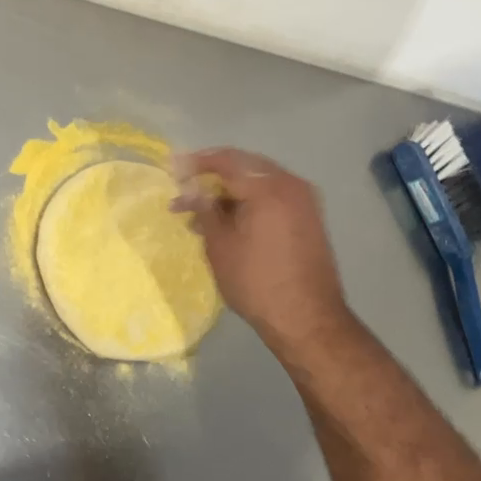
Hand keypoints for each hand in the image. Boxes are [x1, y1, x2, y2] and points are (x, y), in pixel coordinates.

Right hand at [173, 148, 349, 349]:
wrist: (308, 320)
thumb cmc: (257, 282)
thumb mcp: (220, 245)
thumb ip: (204, 209)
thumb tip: (190, 190)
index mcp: (268, 187)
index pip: (226, 160)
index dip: (195, 162)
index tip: (172, 170)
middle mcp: (290, 184)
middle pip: (245, 166)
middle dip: (212, 176)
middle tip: (185, 189)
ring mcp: (304, 200)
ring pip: (259, 182)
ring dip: (230, 191)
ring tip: (201, 212)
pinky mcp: (309, 218)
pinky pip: (273, 196)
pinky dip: (249, 201)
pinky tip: (229, 220)